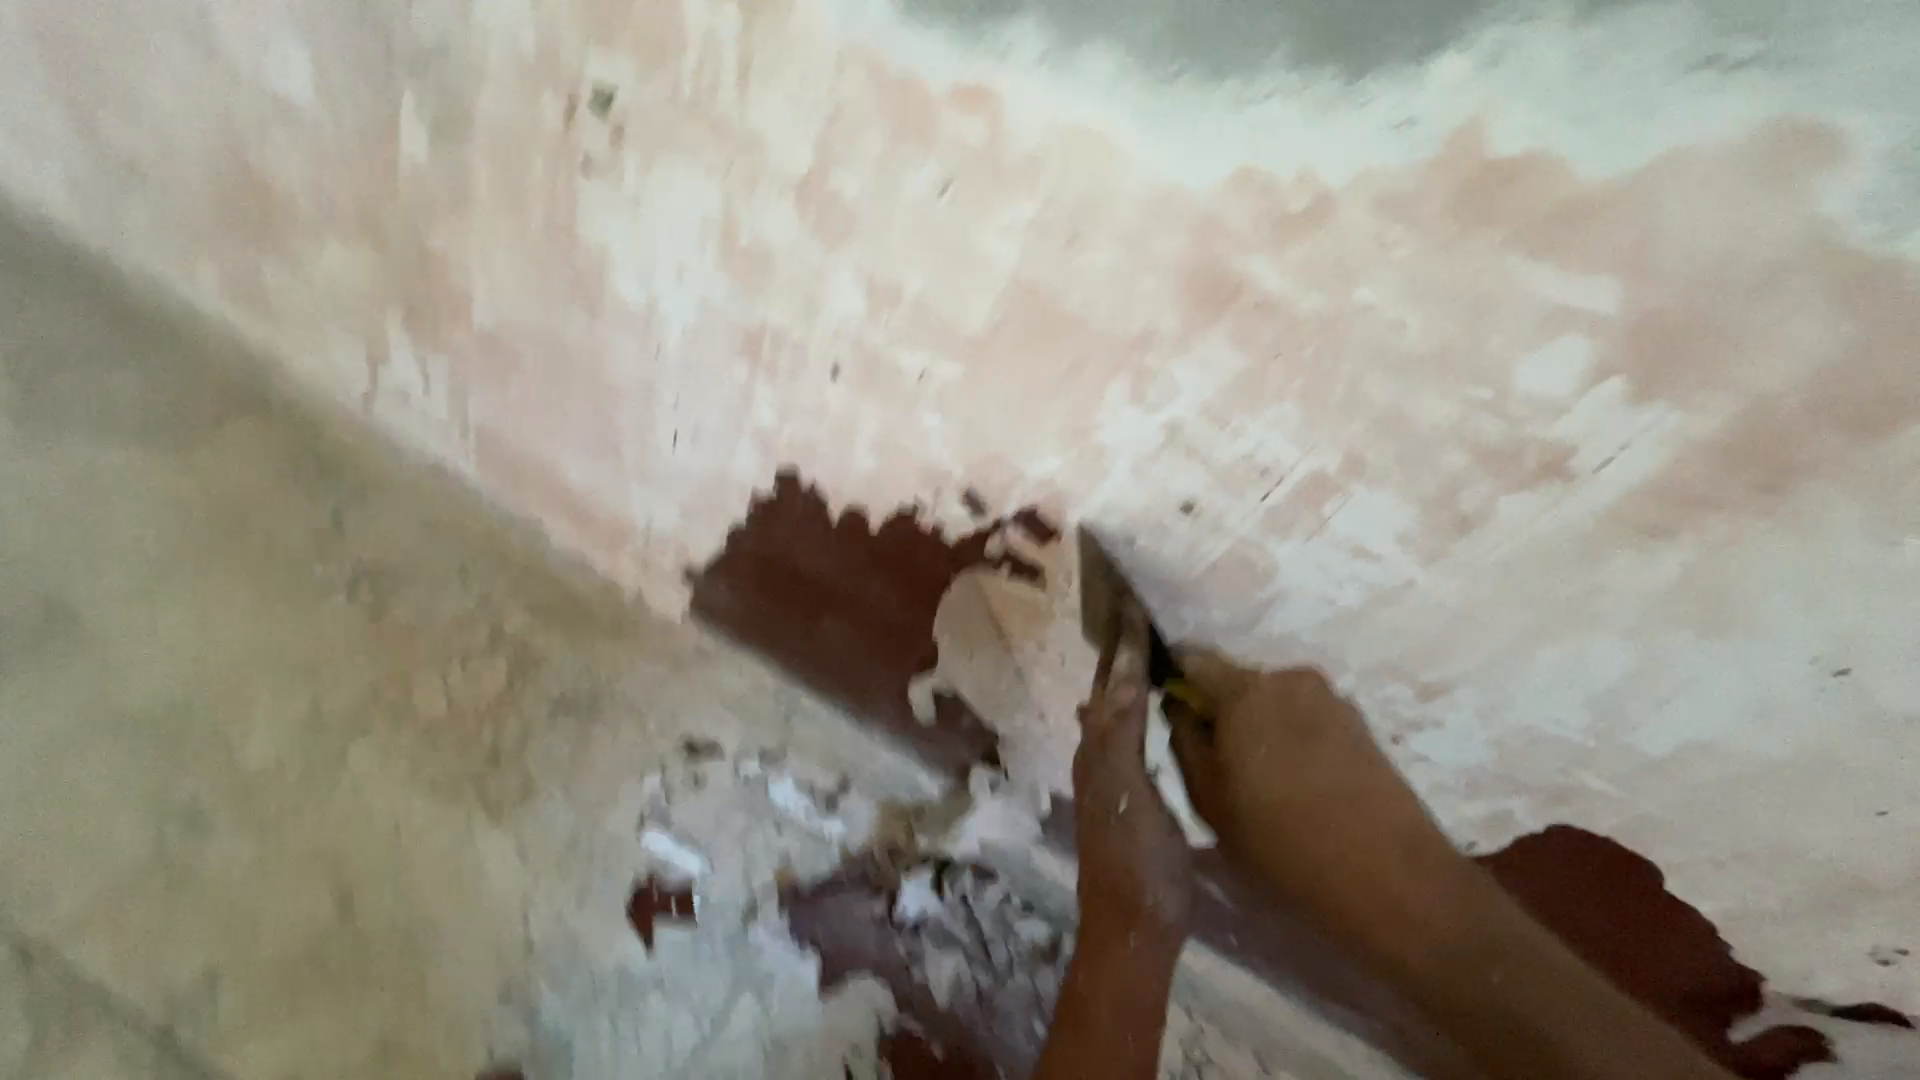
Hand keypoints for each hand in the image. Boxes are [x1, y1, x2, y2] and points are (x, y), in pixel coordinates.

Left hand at [1072, 608, 1193, 943]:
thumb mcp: (1130, 795)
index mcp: (1100, 748)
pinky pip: (1130, 736)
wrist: (1134, 923)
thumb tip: (1116, 682)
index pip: (1115, 684)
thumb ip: (1121, 738)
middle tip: (1132, 613)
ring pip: (1116, 711)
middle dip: (1118, 654)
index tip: (1131, 603)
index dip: (1124, 646)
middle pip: (1108, 692)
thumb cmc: (1138, 861)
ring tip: (1140, 650)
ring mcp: (1111, 775)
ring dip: (1125, 679)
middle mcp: (1098, 754)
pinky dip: (1136, 711)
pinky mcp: (1128, 794)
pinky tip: (1144, 711)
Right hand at [1165, 651, 1450, 900]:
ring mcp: (1331, 697)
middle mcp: (1289, 678)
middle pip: (1236, 680)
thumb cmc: (1281, 839)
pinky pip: (1304, 717)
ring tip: (1259, 778)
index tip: (1169, 708)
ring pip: (1272, 700)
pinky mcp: (1358, 722)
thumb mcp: (1209, 799)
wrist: (1391, 876)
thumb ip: (1184, 740)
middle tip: (1215, 758)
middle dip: (1219, 708)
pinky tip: (1295, 783)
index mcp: (1246, 689)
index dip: (1175, 678)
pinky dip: (1290, 737)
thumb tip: (1178, 705)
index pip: (1193, 658)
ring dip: (1257, 725)